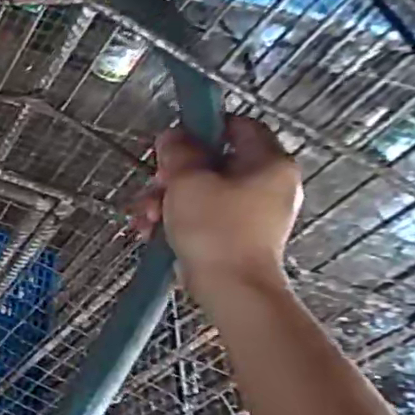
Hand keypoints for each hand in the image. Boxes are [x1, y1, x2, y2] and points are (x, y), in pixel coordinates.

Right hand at [132, 115, 301, 297]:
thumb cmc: (215, 230)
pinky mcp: (235, 236)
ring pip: (201, 191)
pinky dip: (175, 220)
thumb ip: (178, 153)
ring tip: (145, 216)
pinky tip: (151, 231)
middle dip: (173, 175)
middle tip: (154, 185)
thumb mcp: (188, 182)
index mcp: (269, 164)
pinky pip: (202, 216)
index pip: (239, 126)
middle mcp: (268, 185)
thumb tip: (173, 136)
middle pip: (212, 162)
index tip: (173, 142)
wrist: (230, 288)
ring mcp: (252, 213)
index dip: (203, 127)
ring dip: (166, 200)